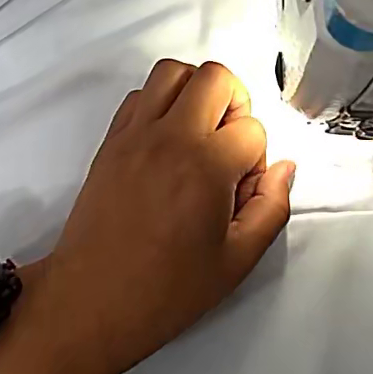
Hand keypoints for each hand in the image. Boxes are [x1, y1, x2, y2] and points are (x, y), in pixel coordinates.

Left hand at [0, 60, 294, 373]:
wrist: (89, 302)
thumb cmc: (161, 290)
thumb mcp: (236, 261)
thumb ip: (271, 207)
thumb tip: (283, 169)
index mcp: (206, 167)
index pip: (252, 128)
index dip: (257, 157)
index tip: (242, 186)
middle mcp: (170, 139)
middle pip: (216, 77)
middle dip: (236, 102)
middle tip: (230, 141)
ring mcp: (136, 134)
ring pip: (173, 71)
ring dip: (197, 90)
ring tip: (202, 129)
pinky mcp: (112, 140)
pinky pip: (139, 94)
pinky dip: (160, 102)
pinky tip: (168, 138)